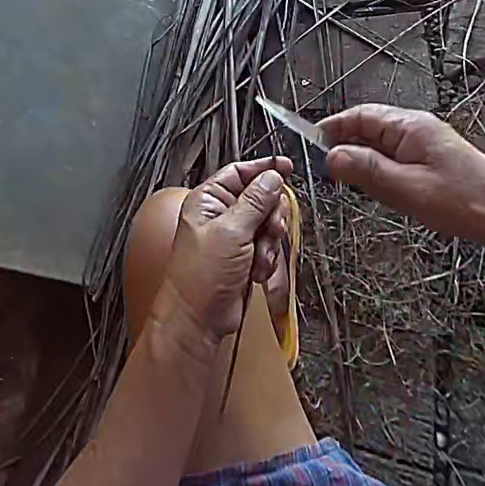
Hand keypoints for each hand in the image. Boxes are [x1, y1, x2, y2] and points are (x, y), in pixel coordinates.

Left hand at [152, 156, 294, 353]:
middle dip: (270, 215)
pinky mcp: (243, 256)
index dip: (263, 168)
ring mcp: (232, 236)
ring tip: (258, 257)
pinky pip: (267, 246)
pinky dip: (267, 259)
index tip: (285, 166)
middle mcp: (220, 214)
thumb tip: (272, 176)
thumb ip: (255, 201)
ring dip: (269, 242)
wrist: (198, 319)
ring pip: (267, 223)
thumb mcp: (231, 231)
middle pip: (260, 197)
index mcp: (208, 200)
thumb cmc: (200, 276)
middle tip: (270, 229)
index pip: (239, 171)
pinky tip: (257, 271)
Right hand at [317, 104, 484, 247]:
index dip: (331, 128)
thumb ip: (365, 170)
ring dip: (363, 159)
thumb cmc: (465, 203)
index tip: (310, 144)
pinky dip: (379, 168)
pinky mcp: (432, 159)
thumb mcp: (406, 189)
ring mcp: (425, 142)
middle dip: (345, 145)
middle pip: (367, 127)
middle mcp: (416, 127)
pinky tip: (379, 188)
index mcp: (409, 125)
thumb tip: (331, 157)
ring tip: (351, 183)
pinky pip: (395, 156)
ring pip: (380, 144)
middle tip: (328, 170)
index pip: (358, 116)